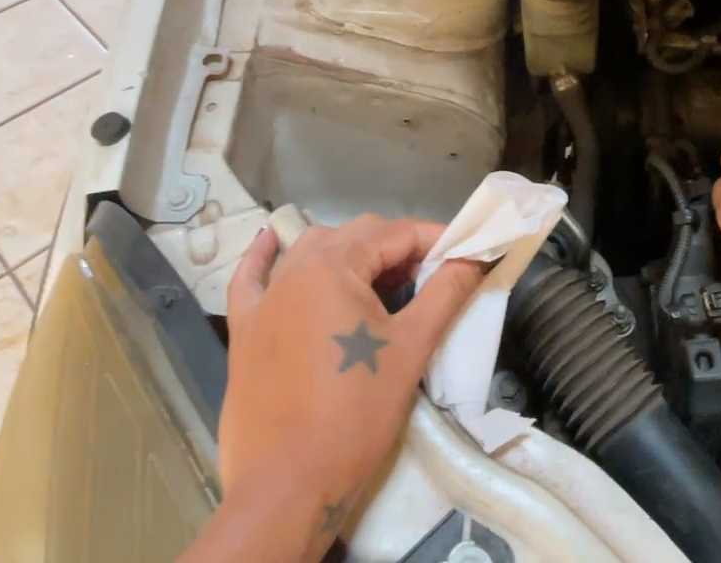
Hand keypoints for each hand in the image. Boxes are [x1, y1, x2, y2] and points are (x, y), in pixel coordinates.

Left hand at [214, 216, 482, 556]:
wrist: (287, 487)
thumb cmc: (355, 413)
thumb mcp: (412, 347)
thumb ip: (447, 291)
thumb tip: (476, 256)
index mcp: (334, 267)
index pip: (396, 233)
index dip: (436, 239)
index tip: (466, 255)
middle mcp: (295, 271)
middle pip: (357, 236)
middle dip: (399, 248)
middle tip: (433, 278)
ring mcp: (264, 301)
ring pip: (311, 249)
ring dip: (351, 252)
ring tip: (384, 282)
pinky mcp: (245, 331)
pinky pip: (251, 279)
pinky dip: (264, 258)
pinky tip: (270, 241)